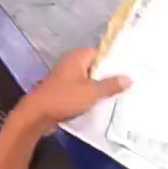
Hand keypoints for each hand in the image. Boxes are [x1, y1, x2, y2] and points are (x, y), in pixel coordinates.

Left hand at [11, 47, 129, 133]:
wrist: (37, 115)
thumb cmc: (65, 98)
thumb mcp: (92, 92)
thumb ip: (111, 85)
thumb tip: (129, 78)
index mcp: (78, 56)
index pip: (102, 53)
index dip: (115, 62)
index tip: (130, 70)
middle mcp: (71, 62)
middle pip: (96, 67)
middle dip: (109, 76)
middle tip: (129, 85)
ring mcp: (65, 76)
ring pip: (88, 80)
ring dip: (99, 88)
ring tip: (120, 95)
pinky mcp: (62, 90)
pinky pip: (81, 90)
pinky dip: (89, 96)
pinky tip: (102, 104)